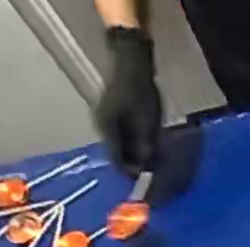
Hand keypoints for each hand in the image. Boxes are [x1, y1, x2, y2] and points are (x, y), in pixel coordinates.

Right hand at [94, 26, 161, 174]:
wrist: (131, 60)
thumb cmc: (139, 91)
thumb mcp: (146, 122)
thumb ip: (145, 147)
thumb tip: (145, 169)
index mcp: (108, 131)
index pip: (117, 162)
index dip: (131, 175)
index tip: (144, 184)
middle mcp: (102, 128)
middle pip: (117, 155)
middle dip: (131, 167)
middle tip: (147, 175)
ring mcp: (105, 120)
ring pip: (118, 146)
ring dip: (131, 156)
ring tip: (147, 163)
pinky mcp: (111, 114)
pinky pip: (120, 137)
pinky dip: (131, 145)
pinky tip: (142, 147)